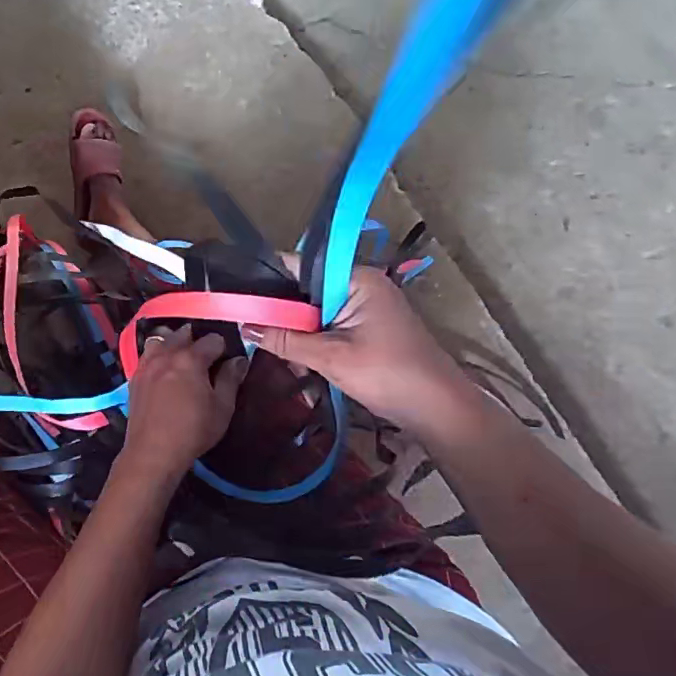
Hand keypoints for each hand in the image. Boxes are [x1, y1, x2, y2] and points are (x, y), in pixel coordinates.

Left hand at [120, 325, 249, 478]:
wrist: (152, 452)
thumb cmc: (193, 431)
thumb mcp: (222, 407)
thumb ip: (231, 379)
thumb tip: (239, 360)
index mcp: (190, 359)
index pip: (212, 340)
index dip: (223, 348)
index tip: (226, 361)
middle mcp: (165, 355)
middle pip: (183, 334)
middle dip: (197, 342)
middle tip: (206, 360)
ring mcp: (146, 365)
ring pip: (160, 340)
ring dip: (173, 343)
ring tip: (182, 358)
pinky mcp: (134, 378)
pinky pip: (147, 355)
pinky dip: (157, 355)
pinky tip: (163, 369)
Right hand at [245, 264, 471, 433]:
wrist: (438, 409)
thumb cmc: (388, 375)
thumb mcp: (329, 357)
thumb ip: (285, 339)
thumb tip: (245, 326)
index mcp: (356, 279)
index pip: (302, 265)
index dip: (268, 278)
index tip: (237, 295)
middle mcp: (360, 285)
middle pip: (305, 290)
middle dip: (281, 314)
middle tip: (252, 334)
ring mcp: (365, 308)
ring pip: (314, 312)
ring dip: (295, 334)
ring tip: (276, 355)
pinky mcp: (366, 328)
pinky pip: (327, 327)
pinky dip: (312, 343)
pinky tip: (299, 363)